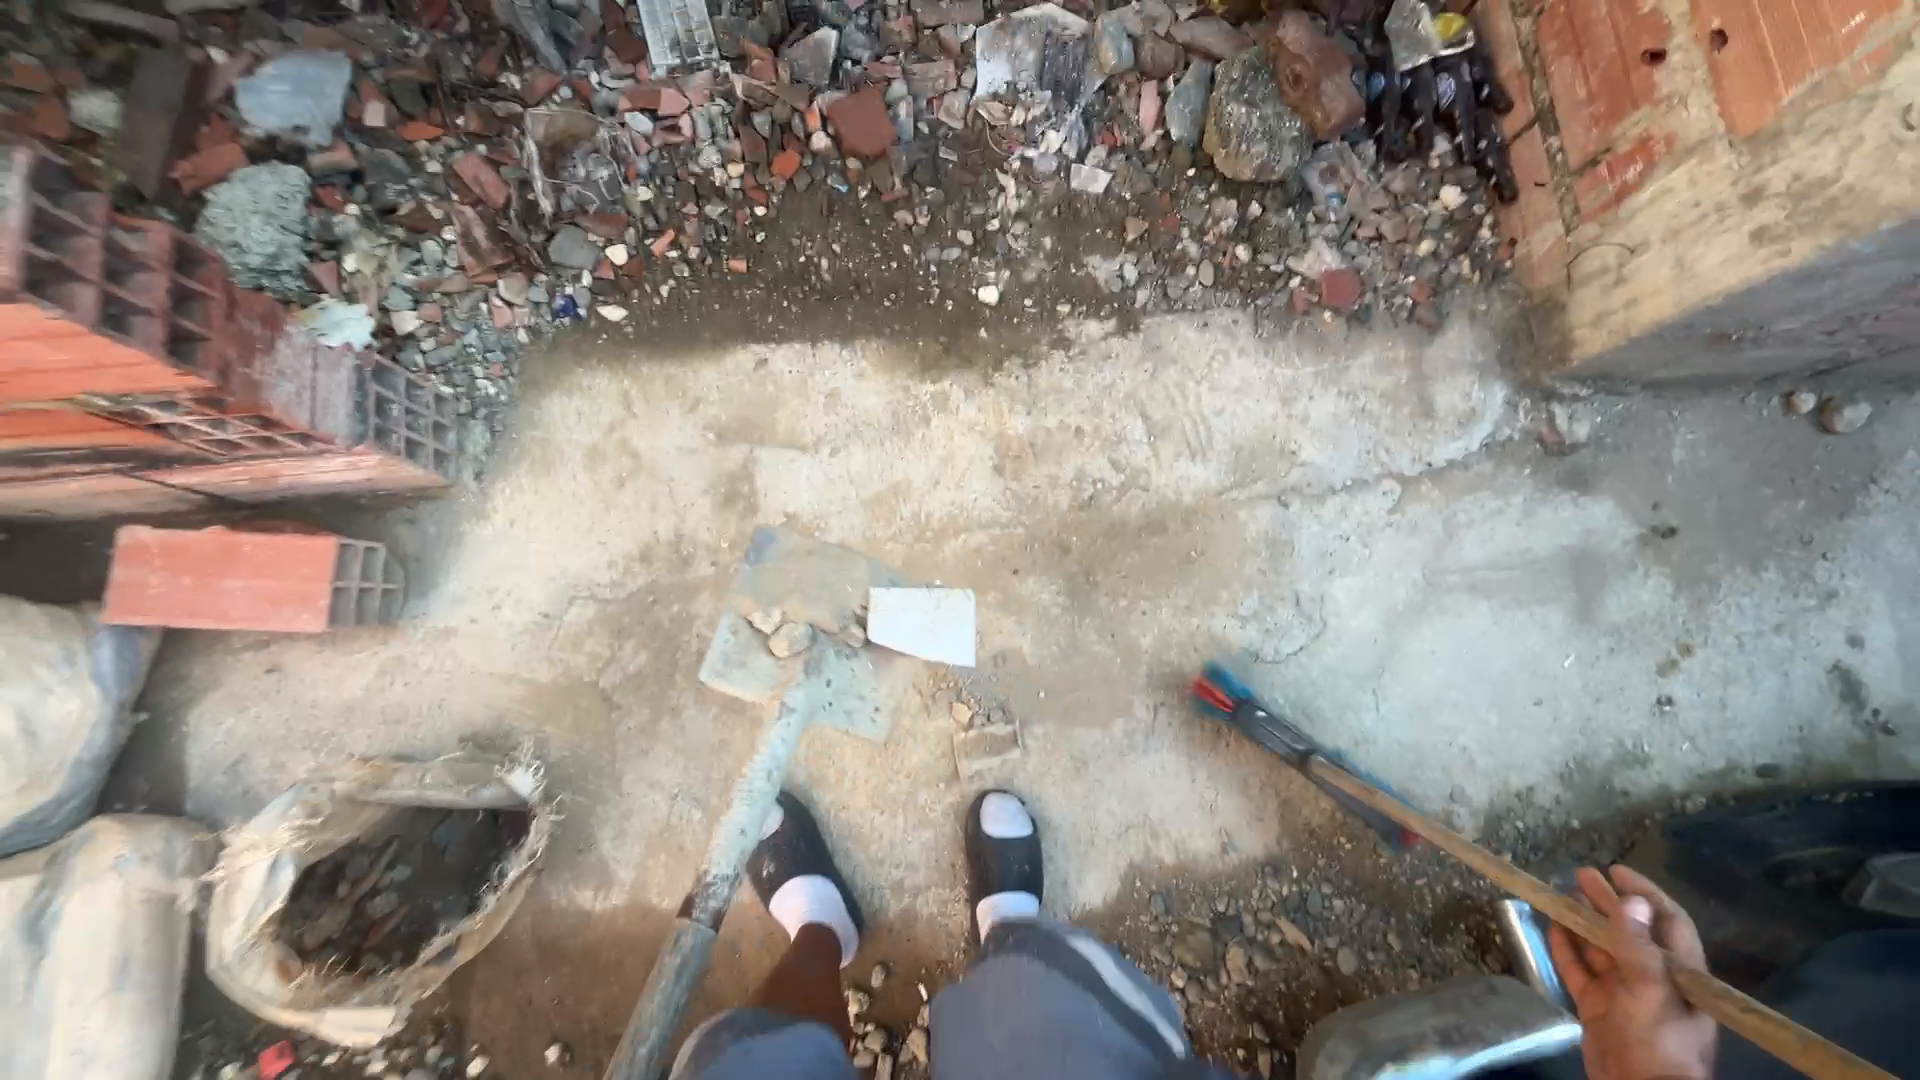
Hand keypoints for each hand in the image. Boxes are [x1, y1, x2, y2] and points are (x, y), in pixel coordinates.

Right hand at [1547, 865, 1718, 1079]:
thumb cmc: (1657, 1039)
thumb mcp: (1650, 990)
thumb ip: (1637, 945)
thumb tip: (1632, 899)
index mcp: (1681, 975)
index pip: (1668, 923)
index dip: (1645, 894)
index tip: (1616, 871)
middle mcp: (1654, 979)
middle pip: (1630, 931)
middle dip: (1607, 902)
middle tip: (1580, 874)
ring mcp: (1624, 993)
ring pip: (1600, 947)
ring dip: (1582, 921)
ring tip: (1561, 895)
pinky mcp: (1598, 1006)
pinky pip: (1579, 970)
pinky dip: (1566, 949)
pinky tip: (1552, 929)